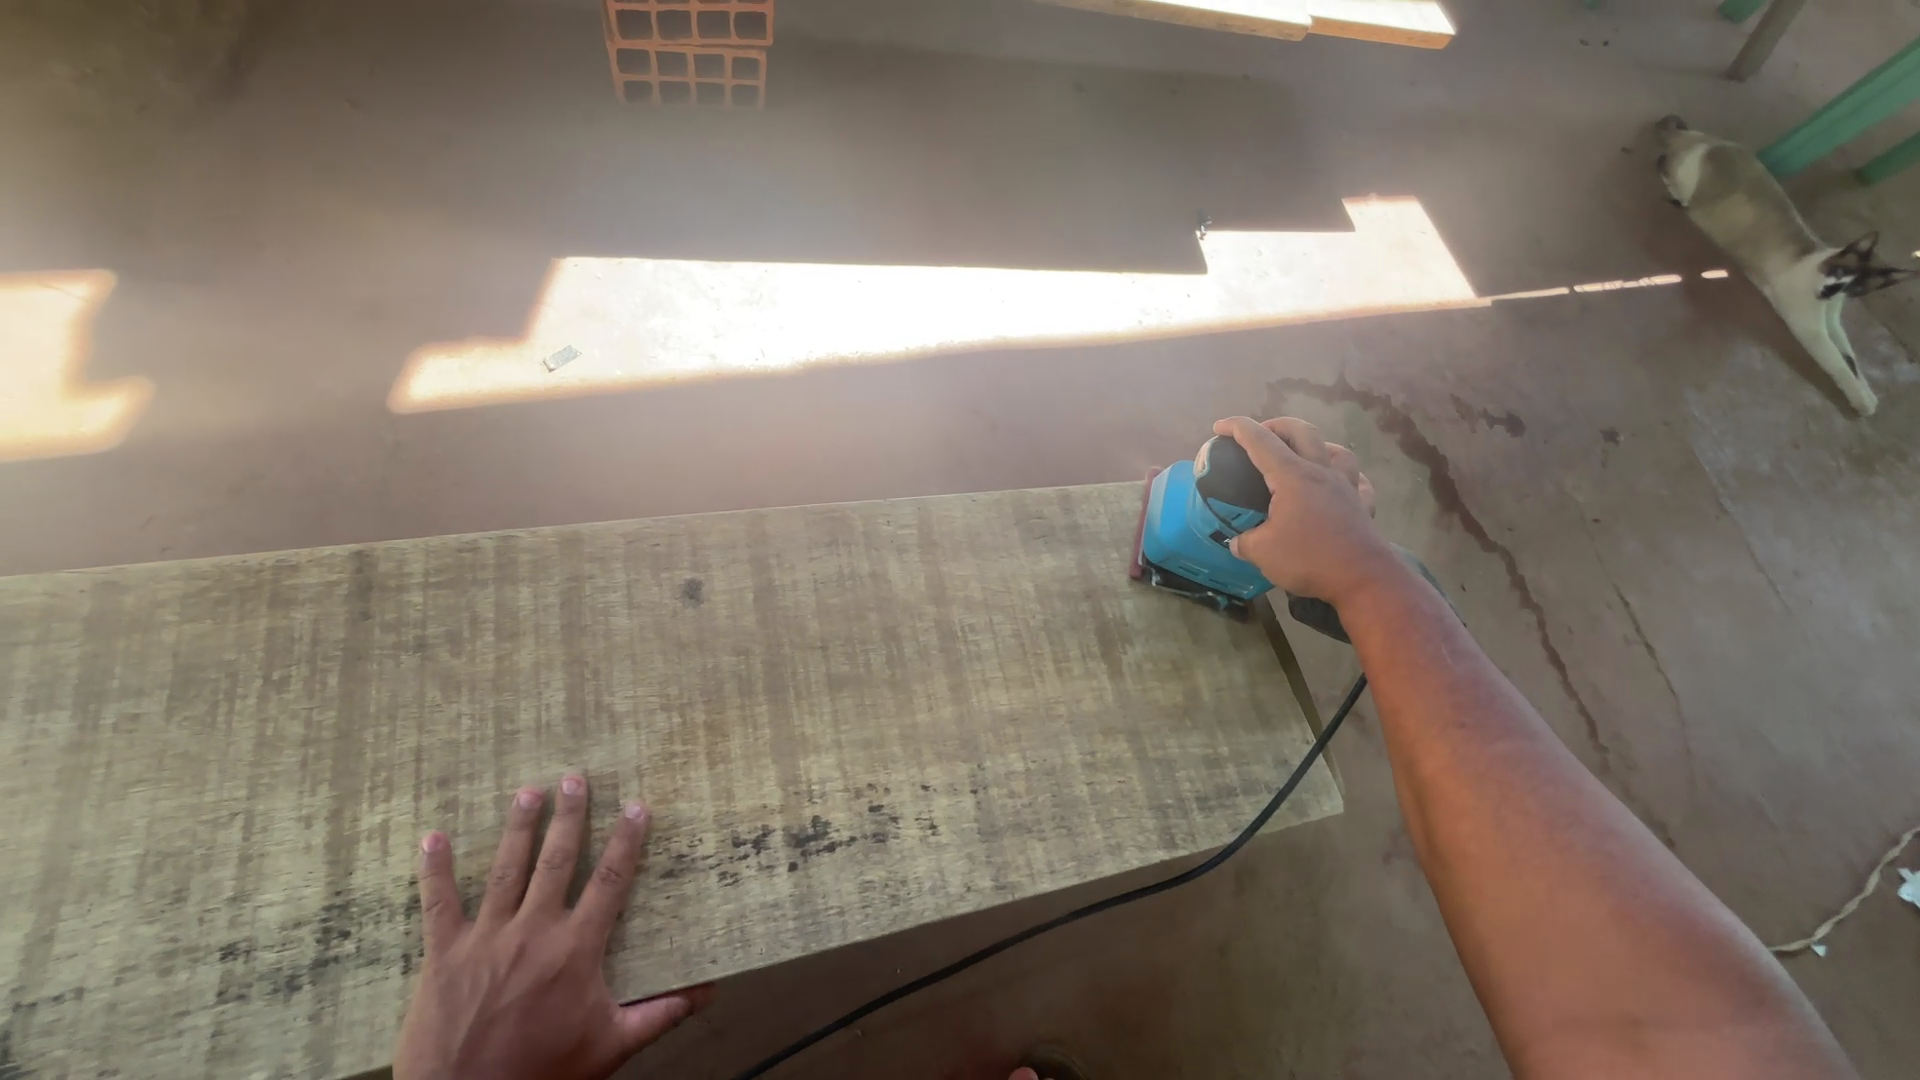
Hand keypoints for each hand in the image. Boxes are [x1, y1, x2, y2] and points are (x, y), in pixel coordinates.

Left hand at [394, 775, 712, 1079]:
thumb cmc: (544, 1074)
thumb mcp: (612, 1045)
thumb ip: (661, 1013)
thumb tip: (712, 990)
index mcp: (576, 948)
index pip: (611, 880)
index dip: (626, 840)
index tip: (636, 805)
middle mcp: (534, 930)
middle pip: (556, 860)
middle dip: (568, 816)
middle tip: (574, 777)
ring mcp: (486, 939)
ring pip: (505, 870)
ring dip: (517, 828)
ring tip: (527, 791)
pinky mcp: (444, 956)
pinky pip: (439, 906)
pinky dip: (435, 871)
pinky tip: (432, 838)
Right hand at [1213, 415, 1396, 605]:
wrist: (1362, 579)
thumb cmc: (1308, 559)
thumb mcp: (1262, 553)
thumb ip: (1244, 542)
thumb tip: (1237, 542)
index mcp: (1292, 477)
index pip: (1260, 441)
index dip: (1237, 428)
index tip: (1220, 426)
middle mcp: (1321, 473)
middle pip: (1302, 431)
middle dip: (1277, 425)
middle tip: (1261, 433)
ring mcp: (1347, 487)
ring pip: (1336, 450)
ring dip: (1316, 444)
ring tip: (1304, 454)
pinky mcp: (1362, 505)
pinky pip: (1358, 481)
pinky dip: (1346, 476)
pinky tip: (1340, 483)